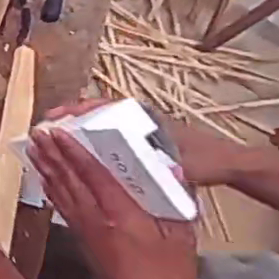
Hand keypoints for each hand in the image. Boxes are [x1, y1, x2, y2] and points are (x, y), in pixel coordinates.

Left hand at [27, 128, 198, 278]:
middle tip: (37, 132)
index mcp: (120, 213)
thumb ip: (177, 201)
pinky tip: (43, 177)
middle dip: (52, 153)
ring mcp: (82, 225)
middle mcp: (94, 216)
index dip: (74, 151)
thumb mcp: (181, 237)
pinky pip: (60, 203)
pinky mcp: (77, 235)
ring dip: (46, 166)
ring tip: (34, 147)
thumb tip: (174, 168)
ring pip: (60, 188)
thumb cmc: (165, 274)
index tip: (59, 133)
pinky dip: (50, 187)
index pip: (92, 174)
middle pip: (68, 177)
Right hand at [44, 98, 250, 187]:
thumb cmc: (208, 161)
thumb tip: (142, 173)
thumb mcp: (183, 166)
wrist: (232, 164)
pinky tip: (79, 152)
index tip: (56, 118)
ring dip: (78, 129)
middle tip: (46, 129)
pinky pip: (108, 134)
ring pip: (100, 123)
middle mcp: (139, 118)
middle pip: (96, 111)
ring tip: (56, 140)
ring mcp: (139, 128)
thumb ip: (162, 168)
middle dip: (69, 118)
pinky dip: (90, 138)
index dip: (77, 110)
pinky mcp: (140, 140)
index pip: (104, 106)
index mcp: (145, 118)